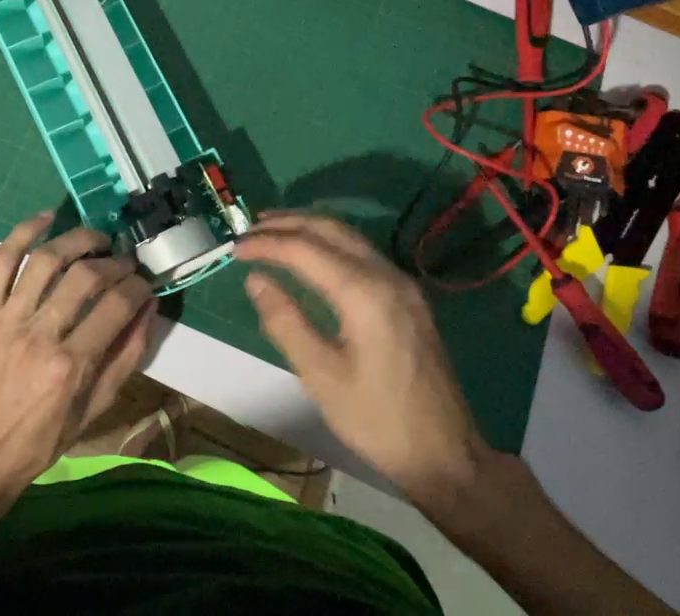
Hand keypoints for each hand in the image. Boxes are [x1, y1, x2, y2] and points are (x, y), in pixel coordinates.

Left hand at [0, 212, 155, 504]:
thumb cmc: (42, 437)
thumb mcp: (95, 408)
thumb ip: (126, 357)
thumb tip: (150, 310)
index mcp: (71, 364)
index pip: (116, 305)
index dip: (138, 287)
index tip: (145, 283)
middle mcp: (40, 334)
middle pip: (85, 277)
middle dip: (115, 262)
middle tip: (126, 262)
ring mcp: (7, 318)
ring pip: (46, 260)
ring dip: (77, 239)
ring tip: (97, 240)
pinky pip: (1, 260)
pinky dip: (23, 233)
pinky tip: (46, 219)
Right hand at [236, 212, 490, 506]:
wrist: (445, 455)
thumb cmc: (376, 419)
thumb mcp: (320, 375)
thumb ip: (285, 321)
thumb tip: (256, 280)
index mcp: (364, 294)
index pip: (305, 249)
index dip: (266, 244)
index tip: (234, 249)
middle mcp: (387, 277)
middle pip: (331, 230)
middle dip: (287, 224)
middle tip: (248, 230)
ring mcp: (403, 286)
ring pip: (350, 238)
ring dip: (309, 230)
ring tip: (272, 234)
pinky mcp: (409, 299)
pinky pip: (363, 254)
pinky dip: (330, 244)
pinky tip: (312, 257)